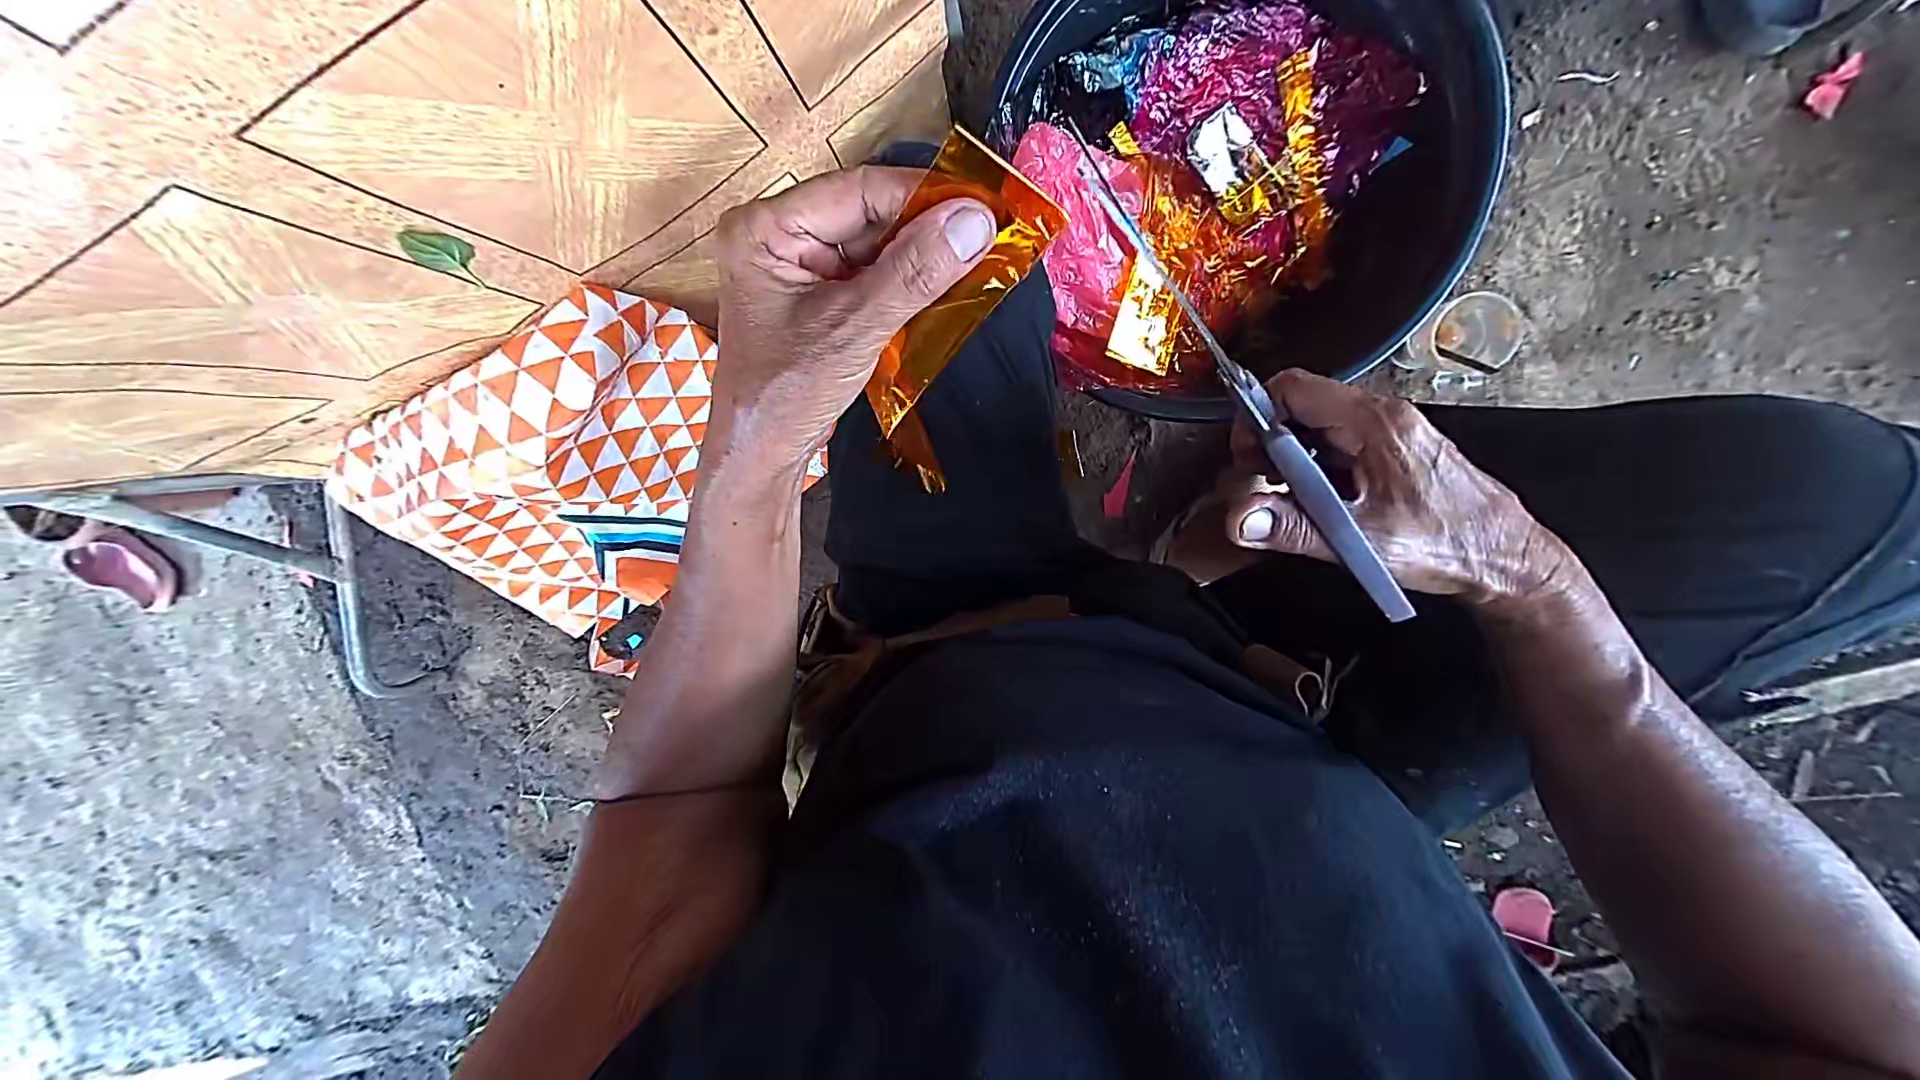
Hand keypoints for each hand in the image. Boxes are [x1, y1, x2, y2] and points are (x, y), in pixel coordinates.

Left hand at [708, 165, 996, 471]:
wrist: (764, 451)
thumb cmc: (787, 394)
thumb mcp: (855, 328)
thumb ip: (913, 273)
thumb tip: (974, 223)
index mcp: (767, 229)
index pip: (858, 191)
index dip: (923, 196)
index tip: (979, 207)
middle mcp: (780, 237)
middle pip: (868, 215)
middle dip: (925, 229)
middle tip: (986, 236)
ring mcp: (800, 268)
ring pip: (875, 246)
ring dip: (921, 256)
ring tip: (975, 260)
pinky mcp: (819, 297)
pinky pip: (871, 275)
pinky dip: (906, 282)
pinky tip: (943, 286)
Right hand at [1224, 369, 1574, 606]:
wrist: (1506, 558)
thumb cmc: (1450, 544)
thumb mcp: (1359, 541)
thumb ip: (1291, 527)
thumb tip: (1241, 516)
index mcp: (1377, 424)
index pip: (1294, 388)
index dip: (1258, 415)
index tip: (1248, 451)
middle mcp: (1384, 417)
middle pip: (1301, 403)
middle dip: (1270, 439)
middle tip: (1264, 478)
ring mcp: (1389, 431)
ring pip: (1317, 422)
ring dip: (1291, 455)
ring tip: (1292, 494)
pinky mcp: (1391, 448)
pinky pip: (1337, 440)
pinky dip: (1315, 465)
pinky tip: (1320, 499)